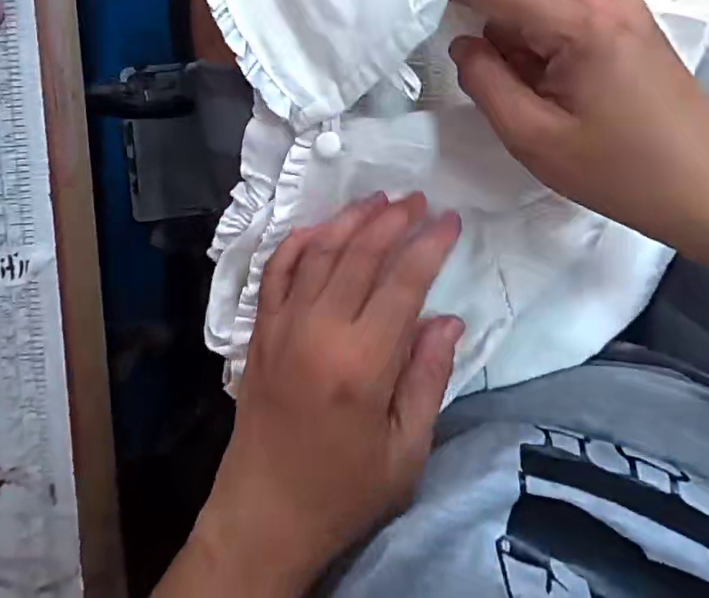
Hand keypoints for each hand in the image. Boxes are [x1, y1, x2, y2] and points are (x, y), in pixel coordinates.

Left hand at [168, 194, 463, 595]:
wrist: (265, 508)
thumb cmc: (344, 489)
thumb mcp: (405, 451)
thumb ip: (427, 378)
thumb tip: (448, 319)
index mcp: (362, 362)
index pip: (403, 283)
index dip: (429, 246)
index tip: (450, 220)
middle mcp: (319, 329)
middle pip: (359, 255)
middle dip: (392, 221)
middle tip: (418, 200)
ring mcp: (282, 323)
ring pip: (317, 252)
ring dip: (348, 221)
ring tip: (377, 201)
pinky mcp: (259, 328)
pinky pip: (275, 271)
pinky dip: (295, 243)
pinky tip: (317, 228)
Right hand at [449, 0, 708, 250]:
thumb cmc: (619, 171)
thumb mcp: (531, 136)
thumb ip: (483, 80)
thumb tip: (462, 42)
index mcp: (582, 22)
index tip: (428, 27)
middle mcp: (606, 0)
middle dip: (493, 36)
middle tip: (498, 89)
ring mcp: (624, 11)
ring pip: (539, 12)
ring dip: (520, 48)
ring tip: (536, 99)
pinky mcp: (632, 28)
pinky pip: (565, 24)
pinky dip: (545, 51)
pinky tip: (559, 91)